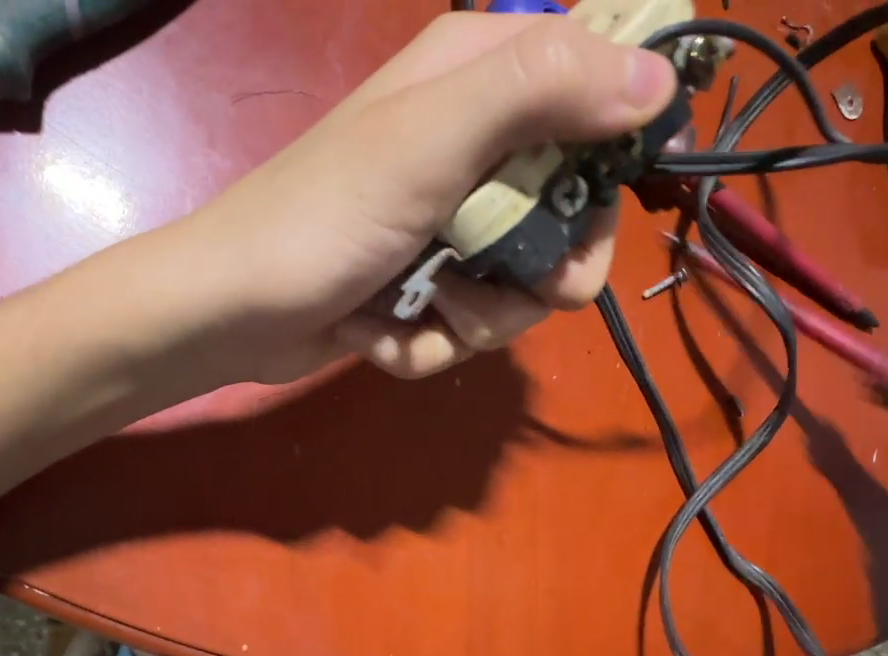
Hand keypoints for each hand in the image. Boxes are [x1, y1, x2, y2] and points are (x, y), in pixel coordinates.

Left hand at [178, 12, 676, 383]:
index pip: (596, 84)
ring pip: (521, 283)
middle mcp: (472, 149)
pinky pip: (467, 324)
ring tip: (425, 309)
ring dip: (477, 316)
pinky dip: (429, 342)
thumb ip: (539, 91)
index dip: (620, 139)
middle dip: (551, 266)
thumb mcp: (431, 138)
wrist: (231, 311)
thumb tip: (656, 80)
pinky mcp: (423, 289)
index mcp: (479, 81)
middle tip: (536, 287)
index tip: (614, 193)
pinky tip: (381, 333)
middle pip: (572, 207)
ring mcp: (447, 227)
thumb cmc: (324, 215)